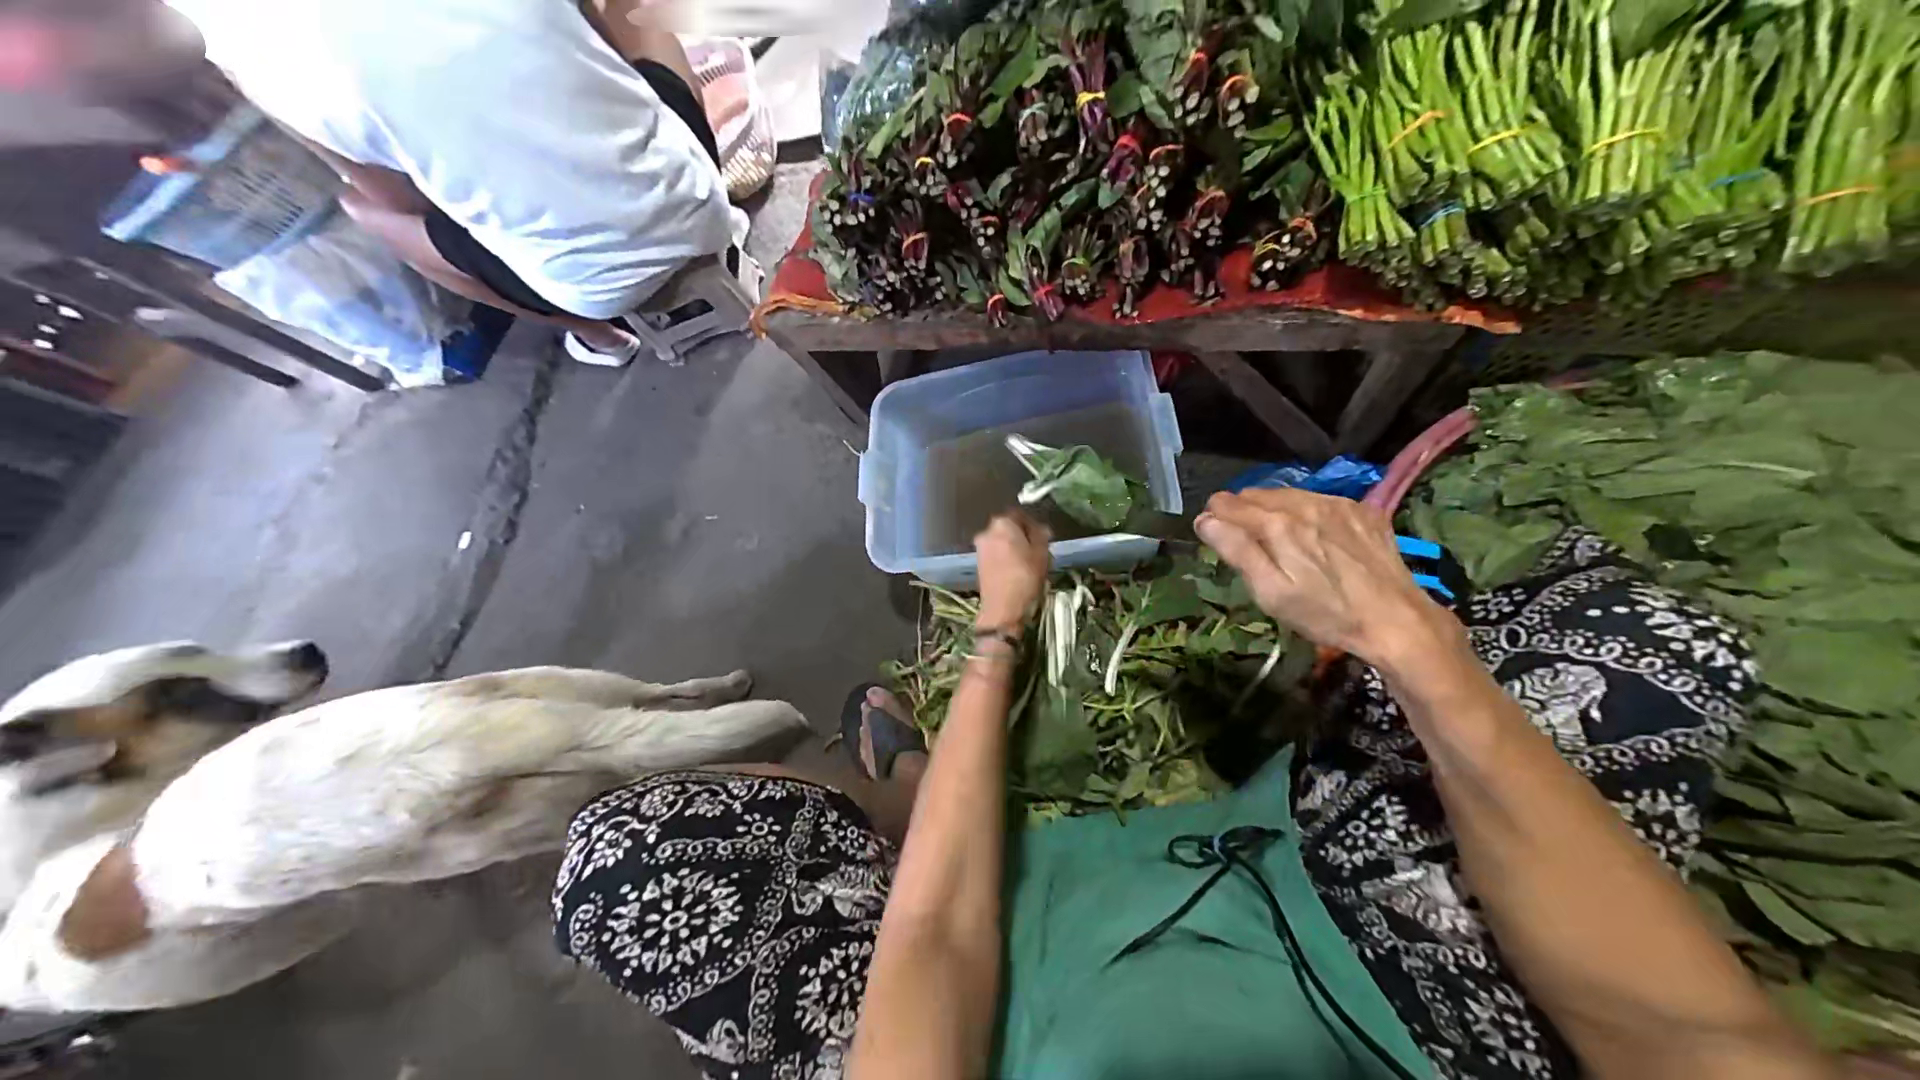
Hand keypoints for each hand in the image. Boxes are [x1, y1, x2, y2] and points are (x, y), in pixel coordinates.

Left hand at [974, 512, 1050, 633]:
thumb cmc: (1025, 577)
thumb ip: (1041, 535)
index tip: (1043, 536)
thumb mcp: (1041, 553)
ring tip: (1028, 561)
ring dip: (1013, 546)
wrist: (1003, 609)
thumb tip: (1040, 528)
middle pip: (1008, 527)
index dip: (1033, 524)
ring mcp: (980, 547)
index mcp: (1002, 523)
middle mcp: (986, 531)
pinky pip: (995, 553)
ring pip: (1001, 540)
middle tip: (1037, 548)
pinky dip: (1005, 556)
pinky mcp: (978, 563)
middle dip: (1022, 535)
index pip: (1020, 514)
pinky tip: (1016, 569)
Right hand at [1195, 489, 1462, 671]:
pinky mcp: (1360, 510)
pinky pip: (1317, 500)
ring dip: (1272, 510)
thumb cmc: (1325, 614)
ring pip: (1286, 495)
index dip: (1215, 518)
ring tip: (1277, 539)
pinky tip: (1312, 536)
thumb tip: (1204, 520)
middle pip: (1255, 495)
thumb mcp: (1271, 593)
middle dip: (1241, 513)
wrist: (1396, 621)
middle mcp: (1304, 504)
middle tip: (1246, 543)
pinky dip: (1304, 512)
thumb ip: (1237, 551)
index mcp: (1276, 524)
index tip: (1216, 537)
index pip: (1227, 503)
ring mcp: (1336, 503)